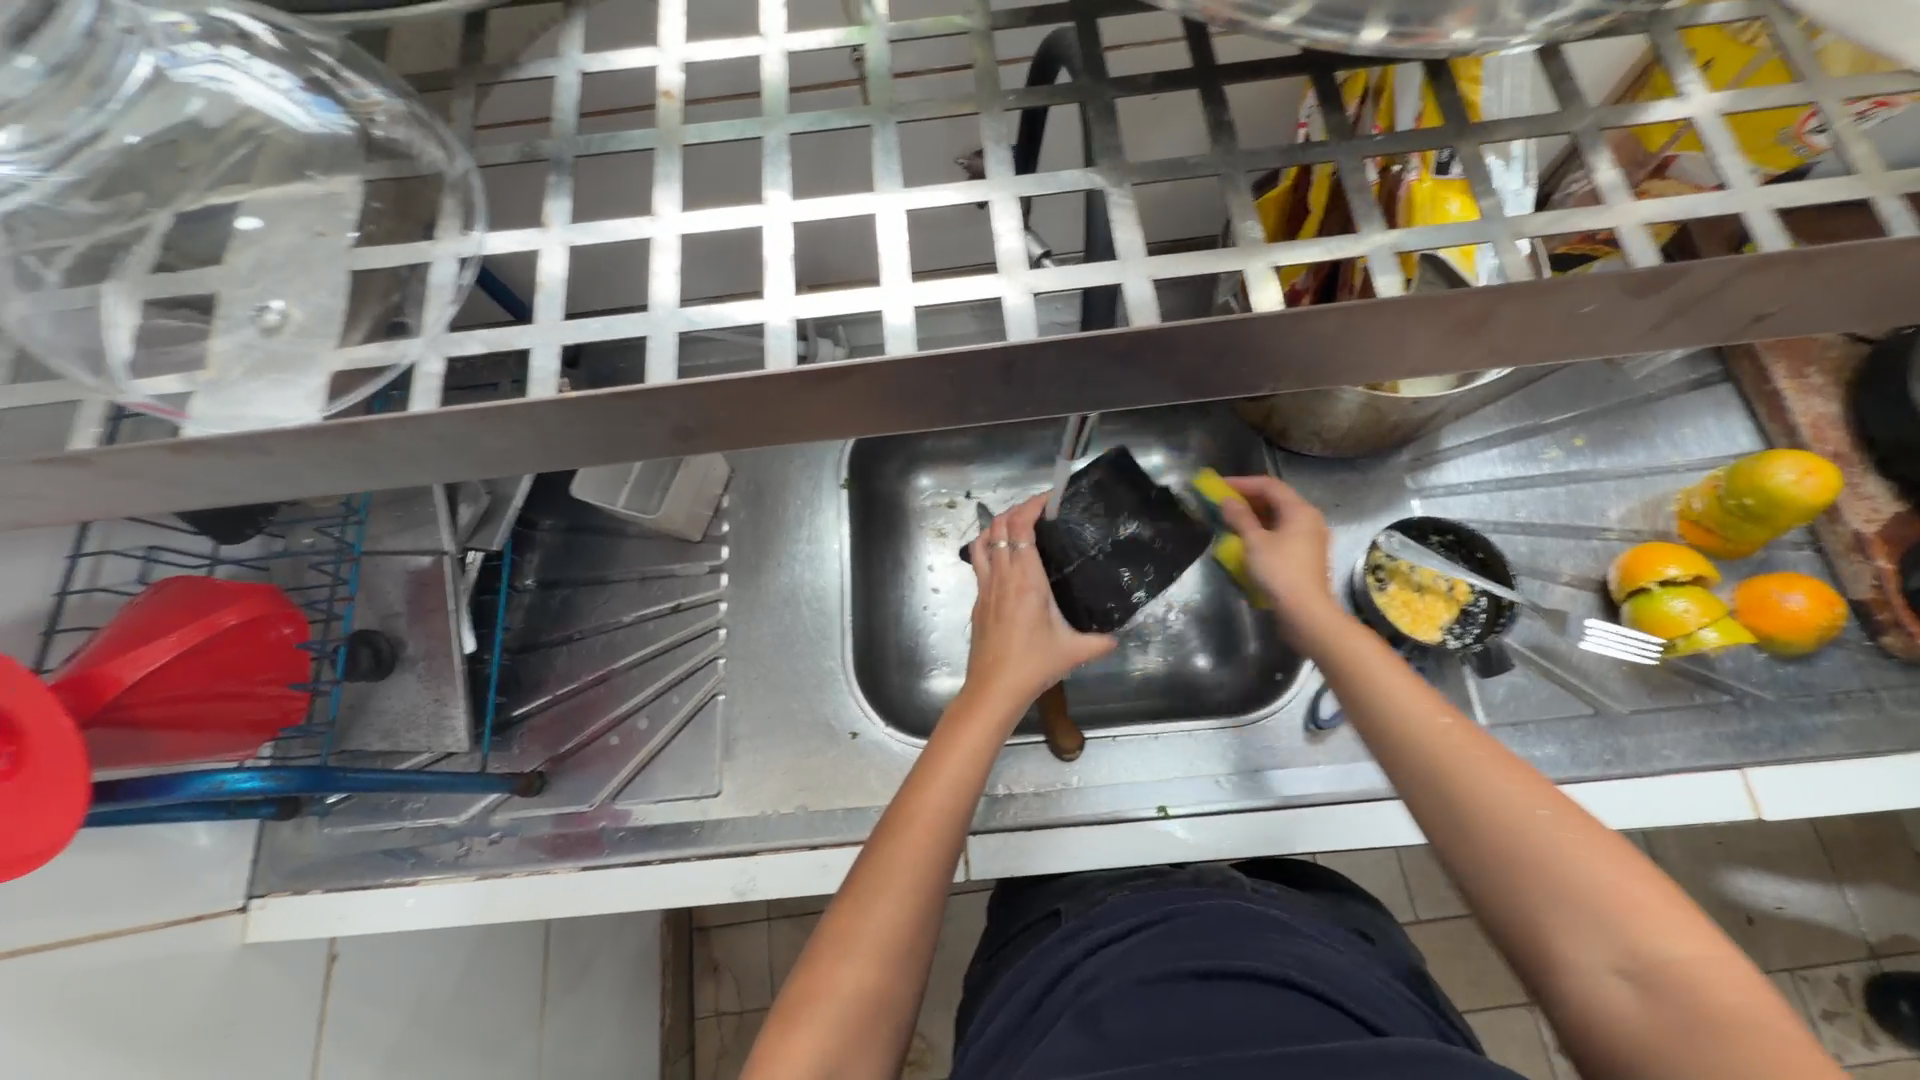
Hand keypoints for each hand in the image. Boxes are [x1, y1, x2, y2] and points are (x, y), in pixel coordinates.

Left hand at [963, 496, 1117, 718]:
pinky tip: (1005, 560)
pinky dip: (989, 548)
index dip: (1031, 506)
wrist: (994, 688)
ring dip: (997, 526)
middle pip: (999, 527)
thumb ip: (1100, 642)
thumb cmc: (1034, 665)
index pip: (1020, 528)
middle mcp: (1002, 576)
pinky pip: (979, 563)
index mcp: (1026, 580)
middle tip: (1039, 512)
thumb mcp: (1074, 652)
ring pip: (982, 542)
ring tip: (1018, 527)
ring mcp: (985, 587)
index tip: (1049, 500)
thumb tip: (1117, 638)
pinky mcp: (978, 600)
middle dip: (1016, 510)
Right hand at [1215, 476, 1344, 644]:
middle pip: (1277, 500)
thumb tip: (1227, 500)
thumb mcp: (1254, 542)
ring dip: (1255, 516)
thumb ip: (1240, 517)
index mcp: (1300, 510)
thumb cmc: (1279, 571)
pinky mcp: (1307, 555)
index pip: (1269, 485)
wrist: (1305, 611)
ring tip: (1231, 520)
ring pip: (1280, 518)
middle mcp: (1310, 519)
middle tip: (1223, 502)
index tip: (1219, 486)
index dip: (1243, 483)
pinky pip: (1283, 533)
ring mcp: (1311, 538)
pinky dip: (1264, 530)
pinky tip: (1248, 539)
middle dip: (1249, 499)